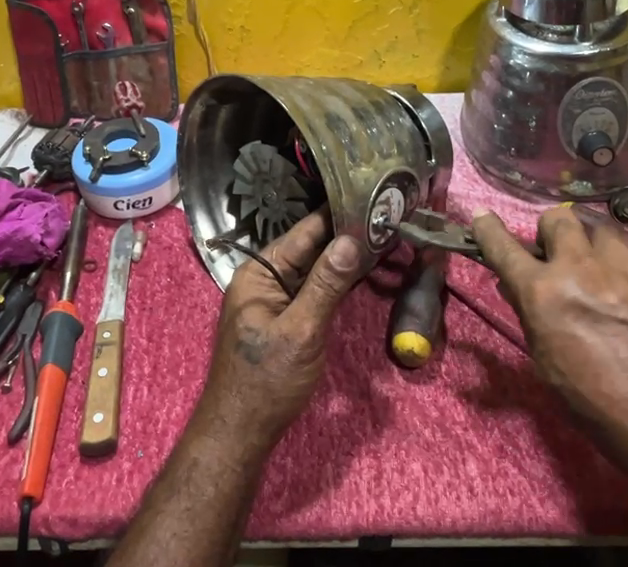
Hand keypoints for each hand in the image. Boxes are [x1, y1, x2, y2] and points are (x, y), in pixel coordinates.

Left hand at [197, 210, 369, 445]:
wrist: (241, 431)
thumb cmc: (268, 381)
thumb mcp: (301, 331)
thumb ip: (326, 284)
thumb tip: (350, 239)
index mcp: (259, 273)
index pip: (303, 233)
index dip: (337, 215)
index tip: (369, 194)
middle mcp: (265, 278)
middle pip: (310, 247)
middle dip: (345, 233)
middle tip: (386, 213)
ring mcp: (276, 298)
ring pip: (315, 268)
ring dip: (345, 256)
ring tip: (383, 233)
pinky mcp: (287, 317)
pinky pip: (314, 288)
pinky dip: (338, 279)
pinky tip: (364, 269)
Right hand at [472, 205, 627, 454]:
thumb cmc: (604, 409)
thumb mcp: (550, 368)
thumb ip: (533, 318)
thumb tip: (518, 288)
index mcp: (543, 293)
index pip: (502, 247)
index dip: (487, 230)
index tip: (482, 219)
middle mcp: (580, 267)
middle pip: (558, 218)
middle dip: (554, 234)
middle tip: (562, 258)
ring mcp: (627, 264)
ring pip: (603, 224)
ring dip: (598, 240)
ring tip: (607, 262)